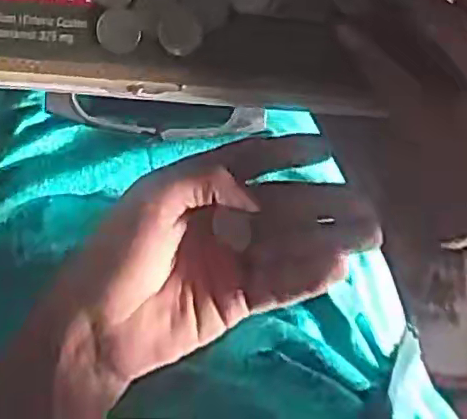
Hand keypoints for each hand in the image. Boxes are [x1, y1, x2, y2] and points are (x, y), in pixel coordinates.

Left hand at [0, 135, 379, 417]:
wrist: (99, 321)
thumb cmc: (121, 247)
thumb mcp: (156, 199)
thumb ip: (204, 181)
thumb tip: (253, 188)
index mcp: (200, 184)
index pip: (251, 160)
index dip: (286, 151)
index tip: (324, 146)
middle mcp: (223, 216)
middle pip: (280, 203)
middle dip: (320, 199)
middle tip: (364, 200)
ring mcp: (232, 258)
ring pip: (287, 243)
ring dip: (325, 236)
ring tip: (367, 232)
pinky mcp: (237, 298)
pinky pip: (278, 283)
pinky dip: (307, 275)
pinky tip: (336, 265)